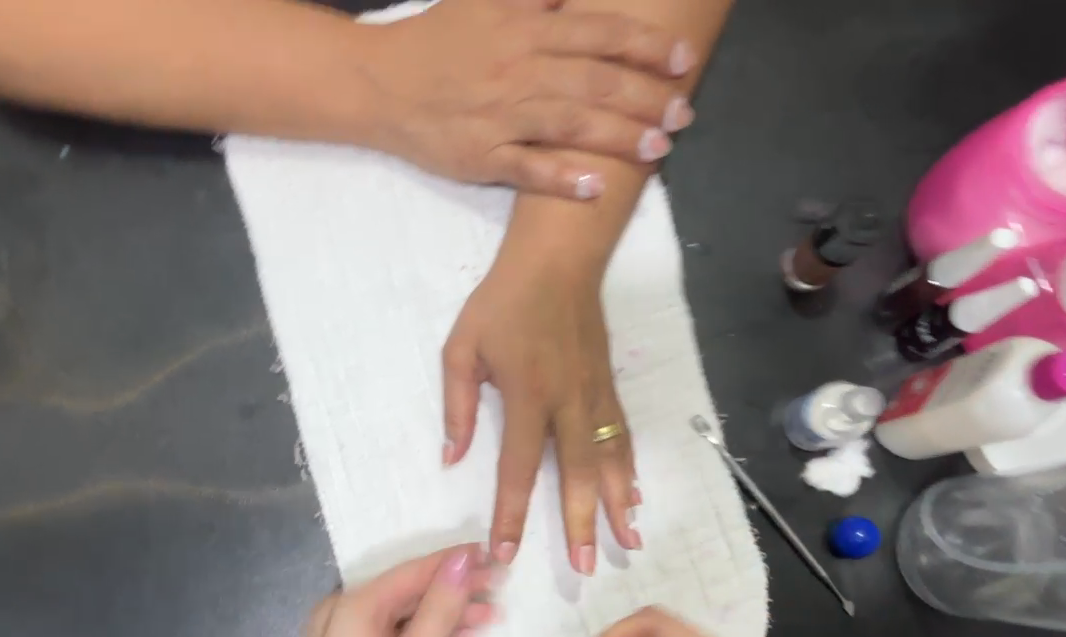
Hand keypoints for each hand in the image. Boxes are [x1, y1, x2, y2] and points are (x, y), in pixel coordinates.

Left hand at [265, 545, 499, 636]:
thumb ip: (441, 609)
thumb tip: (464, 559)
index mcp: (357, 603)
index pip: (417, 569)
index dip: (459, 563)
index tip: (498, 559)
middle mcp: (343, 607)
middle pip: (407, 589)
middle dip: (454, 592)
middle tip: (498, 597)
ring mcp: (338, 633)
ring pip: (399, 613)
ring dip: (441, 615)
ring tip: (486, 622)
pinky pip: (386, 632)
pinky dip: (418, 635)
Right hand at [357, 0, 694, 198]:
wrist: (383, 83)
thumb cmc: (440, 42)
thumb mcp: (489, 0)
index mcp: (526, 28)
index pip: (599, 33)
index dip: (645, 45)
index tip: (681, 61)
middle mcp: (519, 69)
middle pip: (594, 81)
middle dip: (645, 98)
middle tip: (682, 115)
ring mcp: (500, 116)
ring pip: (570, 124)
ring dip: (617, 137)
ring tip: (658, 150)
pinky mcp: (480, 156)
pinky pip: (526, 169)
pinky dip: (560, 179)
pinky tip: (593, 189)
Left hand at [443, 249, 638, 572]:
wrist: (559, 259)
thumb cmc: (502, 302)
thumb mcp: (461, 347)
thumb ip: (457, 405)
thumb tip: (453, 457)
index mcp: (526, 397)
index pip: (516, 469)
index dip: (511, 514)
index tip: (505, 553)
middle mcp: (567, 405)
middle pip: (576, 476)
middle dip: (581, 524)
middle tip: (586, 568)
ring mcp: (595, 398)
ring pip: (610, 462)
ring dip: (618, 506)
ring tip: (630, 545)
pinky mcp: (610, 388)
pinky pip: (623, 438)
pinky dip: (629, 471)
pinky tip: (634, 496)